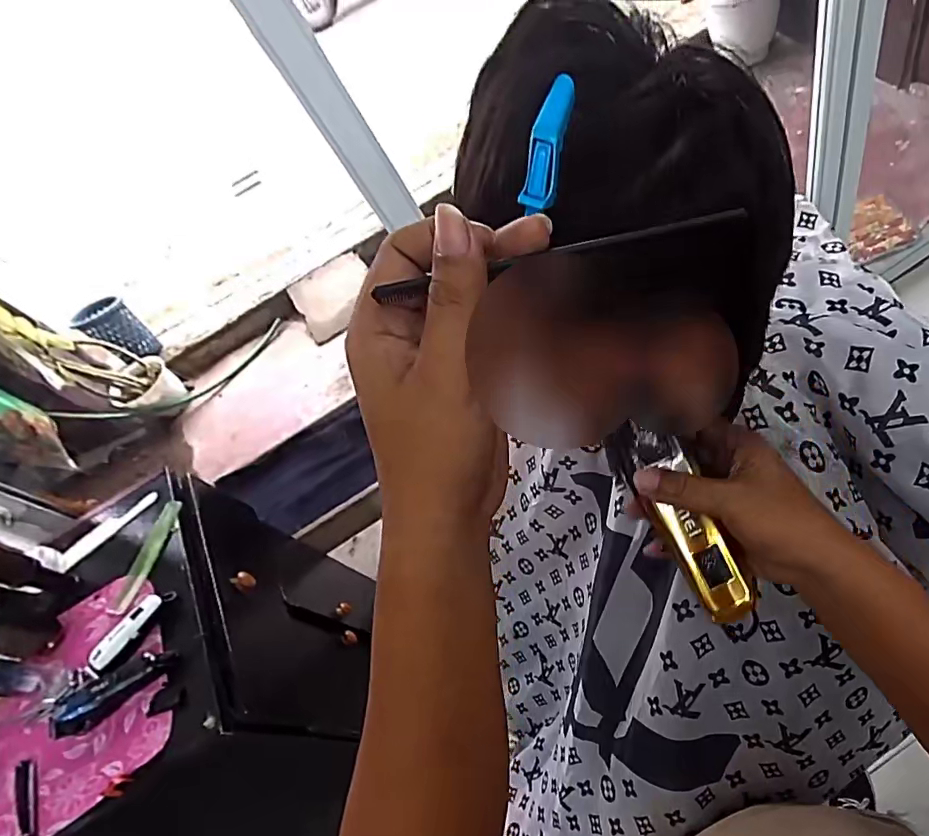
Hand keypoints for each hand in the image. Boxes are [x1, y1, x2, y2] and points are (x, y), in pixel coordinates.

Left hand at [346, 204, 550, 532]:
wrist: (451, 516)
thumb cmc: (434, 458)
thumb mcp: (447, 369)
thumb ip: (454, 296)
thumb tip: (451, 225)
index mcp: (381, 328)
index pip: (408, 253)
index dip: (452, 238)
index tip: (497, 237)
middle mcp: (406, 337)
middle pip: (447, 276)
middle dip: (492, 260)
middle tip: (538, 242)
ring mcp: (439, 359)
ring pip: (474, 306)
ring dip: (509, 293)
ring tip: (548, 284)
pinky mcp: (465, 380)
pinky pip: (489, 340)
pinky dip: (515, 331)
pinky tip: (538, 327)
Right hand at [632, 419, 855, 586]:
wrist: (811, 562)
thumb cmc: (777, 518)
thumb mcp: (728, 498)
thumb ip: (683, 489)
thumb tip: (640, 478)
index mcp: (740, 448)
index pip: (698, 430)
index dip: (668, 436)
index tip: (635, 445)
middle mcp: (734, 468)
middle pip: (689, 469)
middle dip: (660, 482)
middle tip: (630, 492)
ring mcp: (731, 499)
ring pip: (691, 500)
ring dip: (666, 511)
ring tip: (636, 519)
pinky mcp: (729, 527)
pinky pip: (698, 527)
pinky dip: (681, 536)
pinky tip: (658, 548)